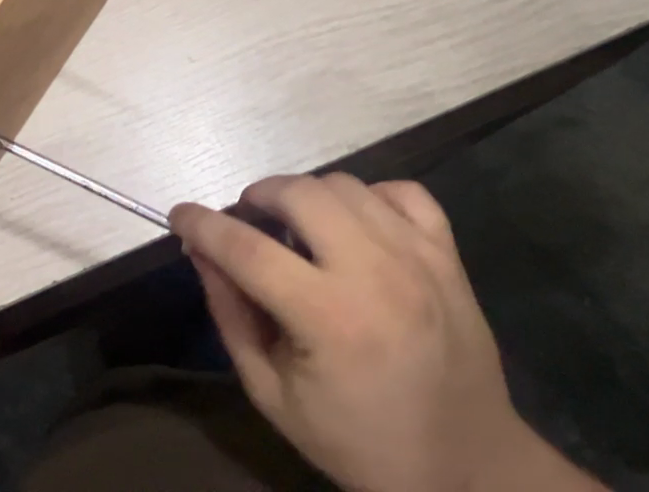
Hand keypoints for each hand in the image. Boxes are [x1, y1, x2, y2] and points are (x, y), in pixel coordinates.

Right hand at [171, 175, 602, 491]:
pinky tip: (355, 225)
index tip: (179, 216)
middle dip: (256, 197)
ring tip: (296, 227)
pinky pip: (403, 192)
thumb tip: (199, 252)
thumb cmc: (359, 440)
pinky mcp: (449, 257)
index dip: (201, 225)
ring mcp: (419, 260)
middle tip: (246, 223)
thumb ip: (230, 315)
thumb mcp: (272, 393)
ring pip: (345, 184)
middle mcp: (377, 275)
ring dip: (305, 195)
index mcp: (329, 319)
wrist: (469, 468)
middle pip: (298, 194)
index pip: (245, 248)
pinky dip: (369, 196)